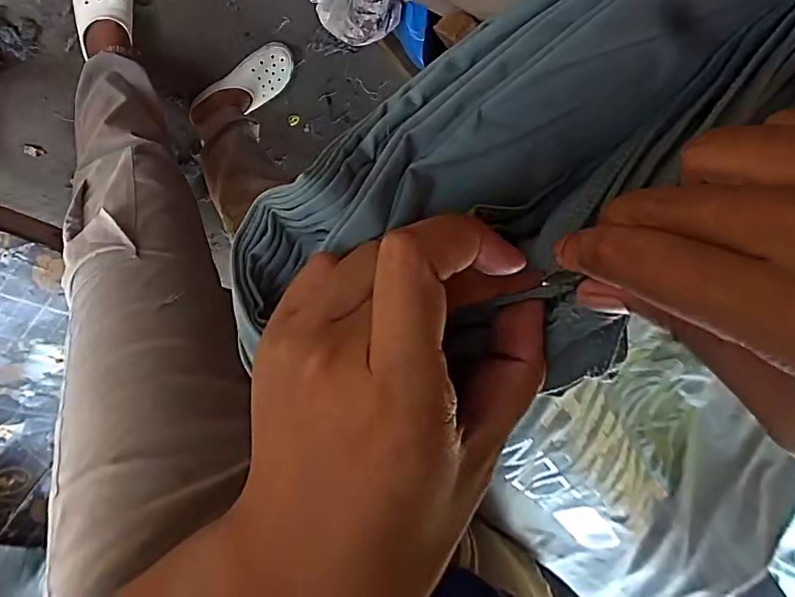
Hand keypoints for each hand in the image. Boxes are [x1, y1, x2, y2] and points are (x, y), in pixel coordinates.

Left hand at [126, 215, 545, 596]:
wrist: (299, 556)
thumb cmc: (401, 525)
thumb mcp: (477, 458)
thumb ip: (513, 368)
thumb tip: (524, 299)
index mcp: (391, 388)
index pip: (411, 260)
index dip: (464, 239)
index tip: (503, 261)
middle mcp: (329, 348)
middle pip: (389, 249)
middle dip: (447, 257)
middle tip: (479, 291)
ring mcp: (290, 336)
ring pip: (357, 253)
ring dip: (403, 266)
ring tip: (428, 307)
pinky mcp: (270, 332)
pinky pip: (322, 271)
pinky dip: (361, 274)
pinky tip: (378, 311)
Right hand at [557, 101, 794, 563]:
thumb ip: (698, 337)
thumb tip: (600, 278)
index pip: (654, 259)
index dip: (596, 252)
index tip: (572, 254)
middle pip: (676, 198)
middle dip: (644, 228)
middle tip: (659, 252)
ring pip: (722, 151)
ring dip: (714, 195)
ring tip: (760, 232)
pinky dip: (783, 165)